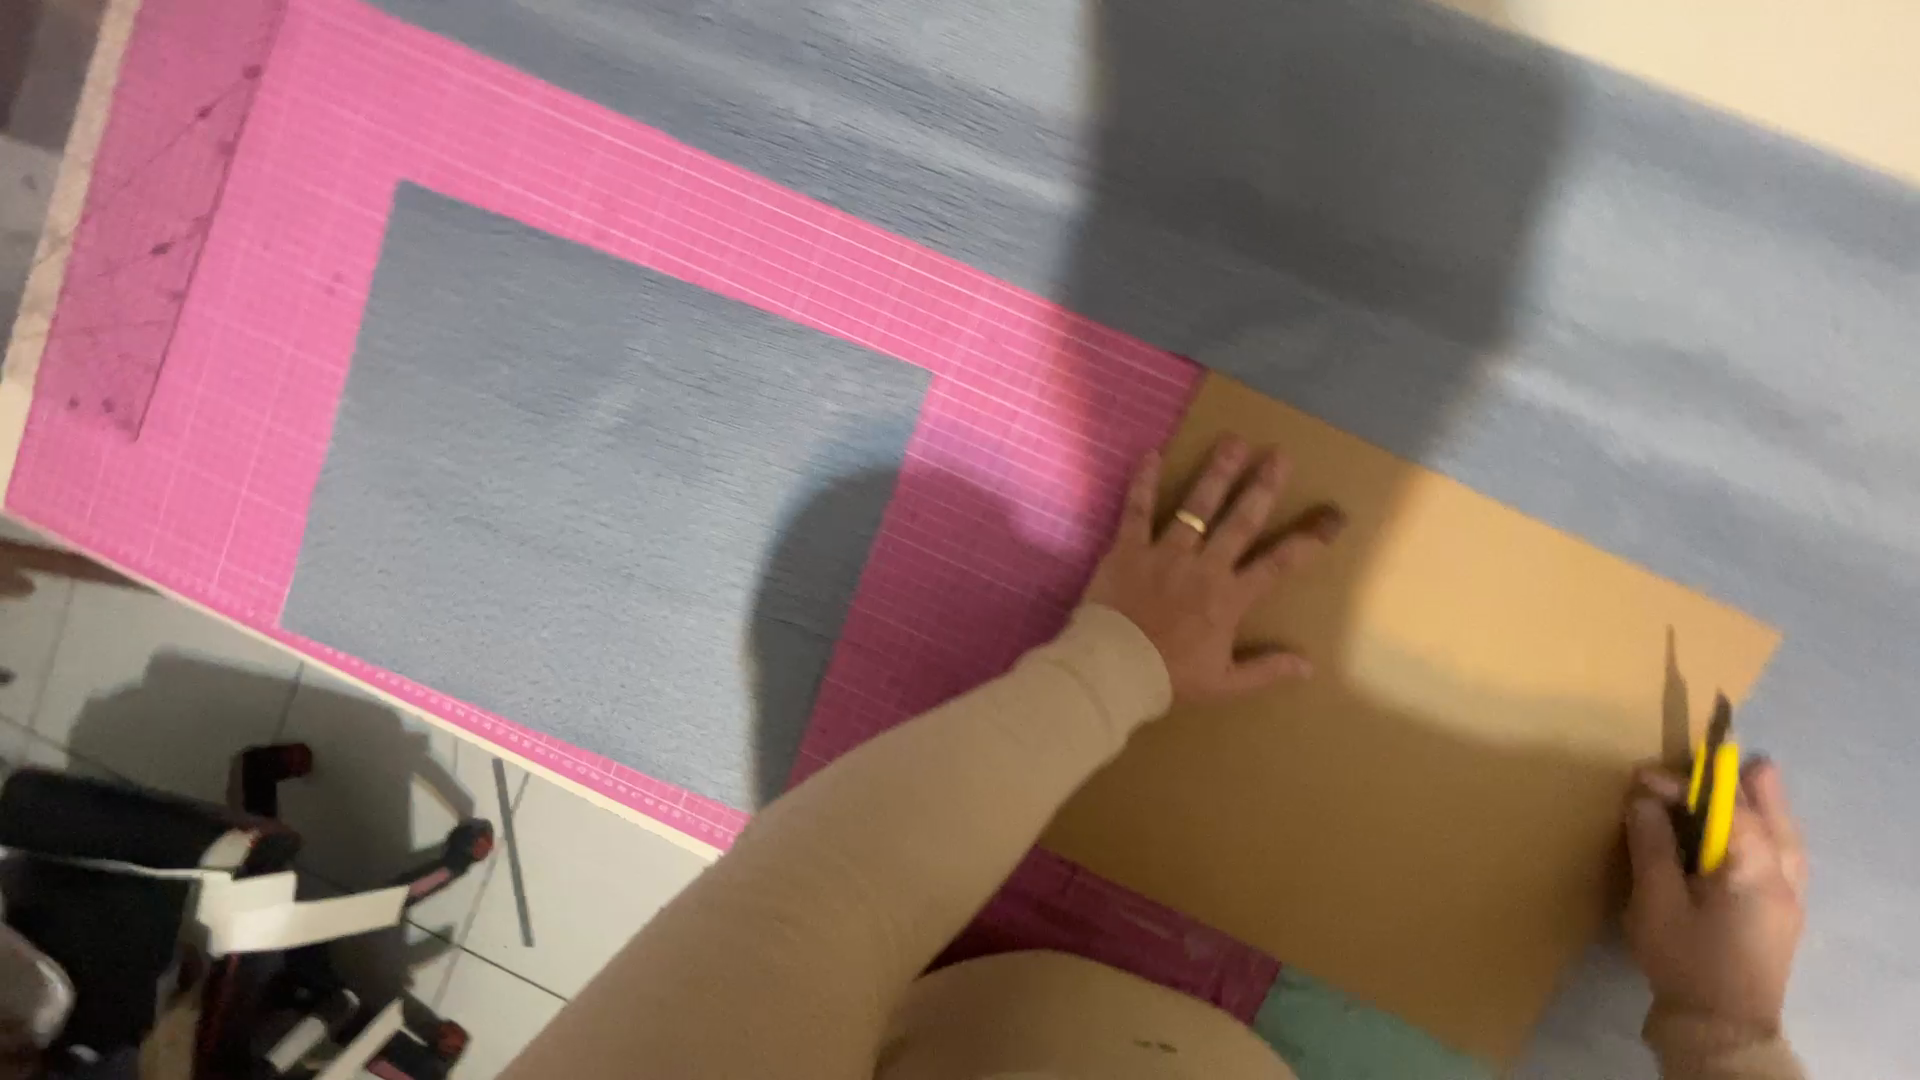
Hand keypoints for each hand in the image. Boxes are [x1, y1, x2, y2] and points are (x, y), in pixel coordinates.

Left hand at [1083, 436, 1343, 703]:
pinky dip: (1143, 480)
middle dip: (1262, 486)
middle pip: (1240, 521)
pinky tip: (1152, 452)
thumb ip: (1266, 670)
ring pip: (1196, 507)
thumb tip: (1308, 665)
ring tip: (1233, 441)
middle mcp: (1204, 567)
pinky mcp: (1128, 548)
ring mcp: (1165, 553)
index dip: (1309, 539)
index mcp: (1230, 598)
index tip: (1333, 516)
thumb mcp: (1224, 683)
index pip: (1279, 564)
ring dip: (1216, 473)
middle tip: (1279, 455)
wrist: (1114, 669)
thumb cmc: (1168, 677)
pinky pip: (1137, 509)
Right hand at [1623, 759, 1807, 1034]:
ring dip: (1771, 811)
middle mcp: (1783, 885)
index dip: (1690, 788)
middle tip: (1744, 758)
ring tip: (1758, 782)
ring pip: (1789, 845)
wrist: (1720, 1021)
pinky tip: (1756, 832)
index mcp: (1754, 877)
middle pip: (1777, 826)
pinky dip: (1773, 835)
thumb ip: (1653, 846)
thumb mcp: (1656, 899)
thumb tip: (1644, 801)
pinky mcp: (1779, 915)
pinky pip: (1785, 861)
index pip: (1729, 815)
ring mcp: (1788, 903)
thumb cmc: (1683, 956)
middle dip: (1758, 790)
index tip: (1644, 777)